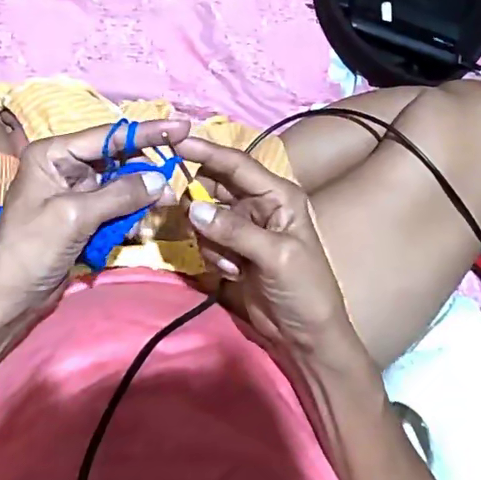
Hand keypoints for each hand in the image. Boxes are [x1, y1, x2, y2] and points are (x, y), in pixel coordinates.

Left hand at [0, 119, 190, 324]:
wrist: (5, 301)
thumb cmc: (29, 250)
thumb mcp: (74, 216)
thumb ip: (120, 194)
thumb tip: (160, 179)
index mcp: (52, 155)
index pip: (107, 137)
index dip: (147, 132)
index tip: (182, 126)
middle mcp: (64, 167)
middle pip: (117, 157)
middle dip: (148, 165)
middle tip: (180, 170)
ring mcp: (74, 194)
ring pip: (120, 184)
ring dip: (144, 193)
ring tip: (169, 201)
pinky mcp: (82, 219)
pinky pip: (116, 207)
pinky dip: (132, 213)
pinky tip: (147, 221)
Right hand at [176, 136, 359, 357]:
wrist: (305, 338)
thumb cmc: (304, 291)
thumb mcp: (276, 257)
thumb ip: (235, 230)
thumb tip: (193, 207)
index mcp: (278, 194)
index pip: (236, 164)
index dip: (206, 151)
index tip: (175, 141)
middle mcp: (258, 204)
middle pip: (214, 186)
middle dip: (198, 200)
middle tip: (189, 218)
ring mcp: (242, 227)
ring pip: (204, 213)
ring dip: (207, 237)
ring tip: (230, 264)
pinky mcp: (230, 249)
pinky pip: (204, 238)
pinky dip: (209, 253)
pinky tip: (230, 273)